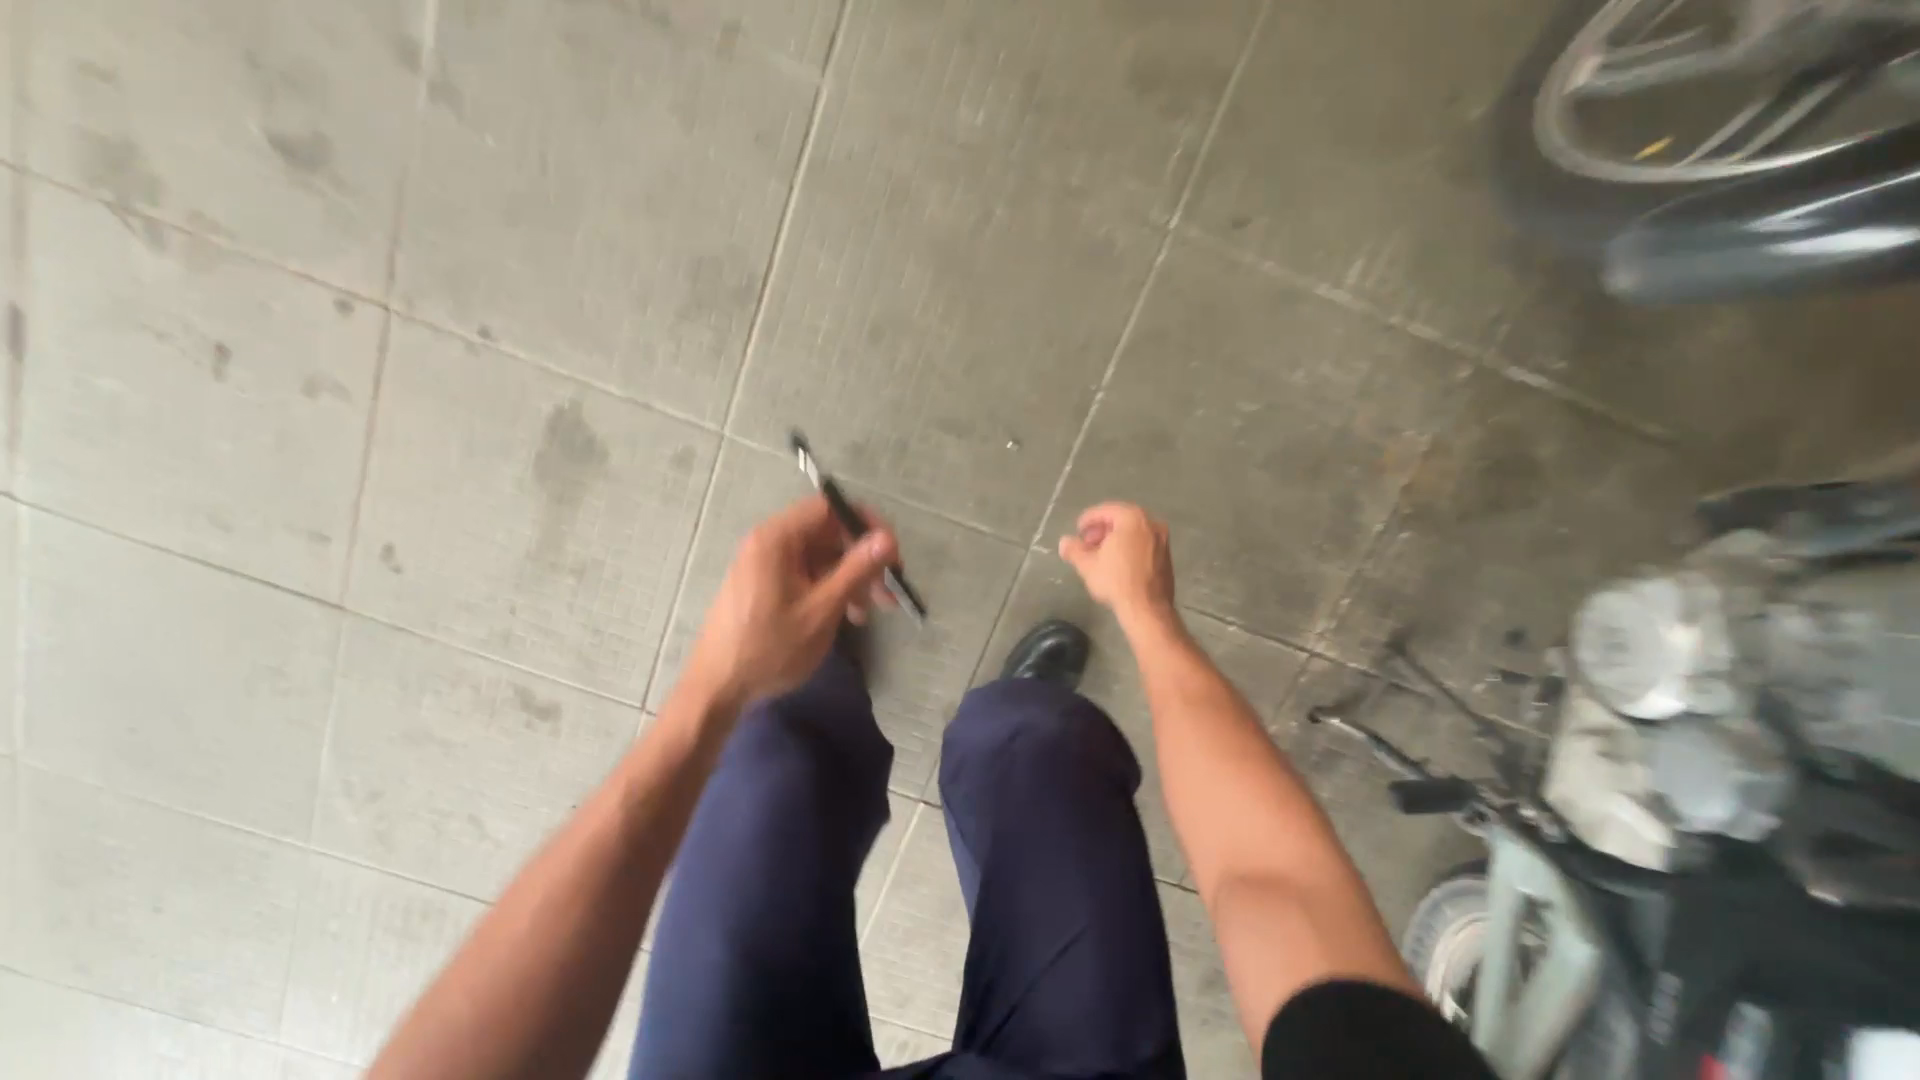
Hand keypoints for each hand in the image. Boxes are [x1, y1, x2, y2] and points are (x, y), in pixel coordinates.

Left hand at [683, 496, 898, 706]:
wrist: (718, 688)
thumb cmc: (770, 648)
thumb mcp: (822, 609)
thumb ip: (856, 570)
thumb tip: (888, 538)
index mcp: (777, 538)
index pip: (830, 508)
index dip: (866, 524)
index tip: (892, 554)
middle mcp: (769, 542)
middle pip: (828, 533)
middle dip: (863, 559)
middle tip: (889, 592)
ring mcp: (766, 564)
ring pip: (821, 557)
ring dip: (851, 579)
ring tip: (869, 613)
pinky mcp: (766, 585)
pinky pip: (807, 575)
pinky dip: (831, 590)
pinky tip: (848, 617)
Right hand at [1058, 502, 1176, 626]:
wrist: (1147, 608)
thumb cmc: (1116, 581)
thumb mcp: (1087, 565)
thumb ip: (1074, 549)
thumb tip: (1065, 542)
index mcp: (1132, 519)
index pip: (1106, 510)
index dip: (1088, 519)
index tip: (1078, 530)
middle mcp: (1151, 524)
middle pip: (1122, 519)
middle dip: (1102, 529)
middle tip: (1087, 542)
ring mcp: (1162, 540)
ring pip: (1134, 532)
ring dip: (1115, 539)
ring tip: (1100, 554)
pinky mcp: (1167, 557)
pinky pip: (1144, 544)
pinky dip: (1129, 547)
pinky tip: (1118, 563)